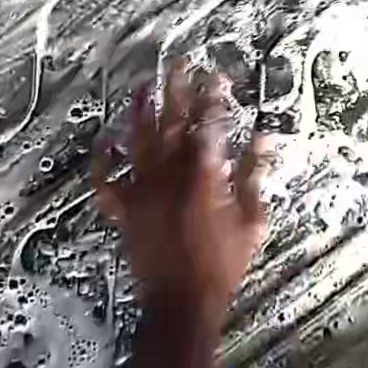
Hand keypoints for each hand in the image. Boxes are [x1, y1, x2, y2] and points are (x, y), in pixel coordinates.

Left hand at [92, 68, 268, 327]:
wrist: (181, 304)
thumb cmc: (222, 264)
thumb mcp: (251, 220)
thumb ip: (254, 175)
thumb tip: (264, 138)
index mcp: (203, 175)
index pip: (210, 124)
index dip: (215, 97)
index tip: (219, 75)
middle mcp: (169, 174)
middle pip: (172, 122)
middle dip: (177, 89)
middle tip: (180, 63)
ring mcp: (142, 190)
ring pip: (138, 141)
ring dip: (139, 111)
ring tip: (142, 85)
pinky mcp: (124, 209)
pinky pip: (106, 181)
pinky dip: (103, 160)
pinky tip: (104, 140)